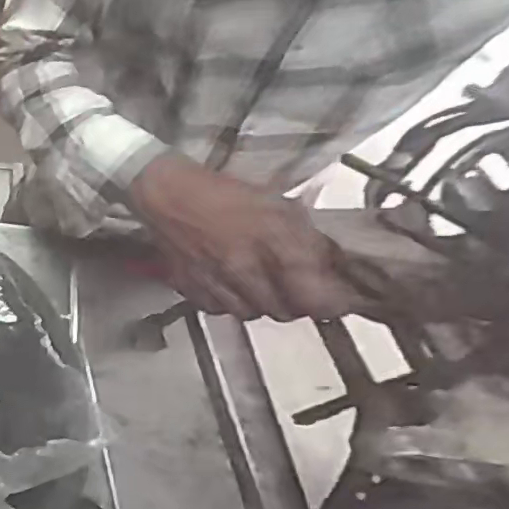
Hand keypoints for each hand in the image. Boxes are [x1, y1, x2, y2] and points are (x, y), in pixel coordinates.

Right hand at [128, 152, 366, 320]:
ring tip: (263, 286)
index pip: (317, 296)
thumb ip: (307, 239)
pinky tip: (231, 285)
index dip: (333, 304)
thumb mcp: (280, 206)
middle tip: (299, 289)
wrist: (170, 197)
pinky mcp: (193, 290)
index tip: (339, 301)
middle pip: (285, 311)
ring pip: (252, 314)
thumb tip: (333, 264)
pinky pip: (221, 310)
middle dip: (296, 303)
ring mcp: (217, 283)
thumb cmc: (228, 194)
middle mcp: (247, 269)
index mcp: (276, 241)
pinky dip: (231, 302)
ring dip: (262, 304)